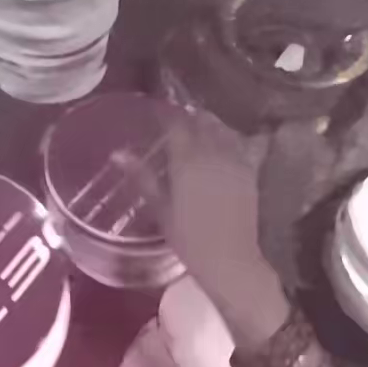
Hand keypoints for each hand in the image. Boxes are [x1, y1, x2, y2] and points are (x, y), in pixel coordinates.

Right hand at [137, 110, 292, 347]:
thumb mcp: (160, 207)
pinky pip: (237, 143)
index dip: (165, 112)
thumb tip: (118, 154)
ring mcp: (235, 160)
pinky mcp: (249, 171)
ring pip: (221, 129)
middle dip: (187, 114)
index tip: (153, 108)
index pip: (176, 123)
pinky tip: (217, 144)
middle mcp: (214, 152)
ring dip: (207, 122)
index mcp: (188, 159)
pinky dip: (225, 137)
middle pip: (201, 120)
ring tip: (194, 125)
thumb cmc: (188, 237)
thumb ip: (141, 176)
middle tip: (172, 116)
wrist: (229, 258)